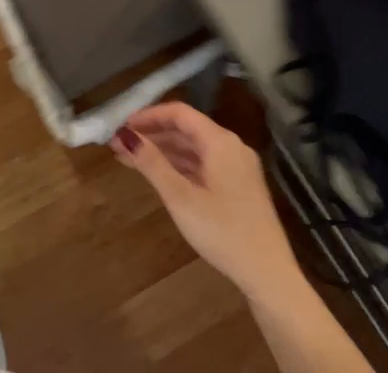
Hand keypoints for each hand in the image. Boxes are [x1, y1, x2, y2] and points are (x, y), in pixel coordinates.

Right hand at [112, 102, 298, 297]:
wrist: (268, 274)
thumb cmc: (222, 231)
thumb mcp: (180, 197)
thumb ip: (151, 163)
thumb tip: (124, 136)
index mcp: (220, 142)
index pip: (179, 113)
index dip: (148, 116)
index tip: (121, 126)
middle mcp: (231, 147)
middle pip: (186, 129)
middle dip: (152, 135)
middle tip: (119, 144)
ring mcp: (238, 167)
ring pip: (194, 148)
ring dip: (163, 151)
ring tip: (130, 160)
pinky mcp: (239, 186)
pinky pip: (203, 164)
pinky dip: (179, 166)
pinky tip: (159, 176)